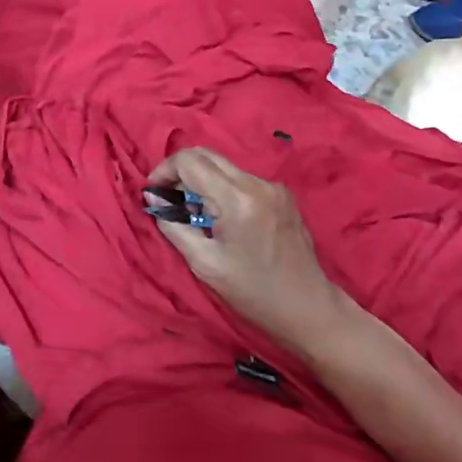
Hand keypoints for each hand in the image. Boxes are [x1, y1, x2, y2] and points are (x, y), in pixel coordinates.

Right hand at [148, 147, 350, 349]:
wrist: (307, 307)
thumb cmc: (253, 293)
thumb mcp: (205, 264)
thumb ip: (175, 227)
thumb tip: (155, 199)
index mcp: (237, 199)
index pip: (190, 161)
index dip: (165, 170)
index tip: (153, 192)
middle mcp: (257, 183)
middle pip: (207, 155)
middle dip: (181, 171)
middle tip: (169, 200)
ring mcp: (273, 186)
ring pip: (225, 166)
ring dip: (203, 181)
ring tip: (196, 215)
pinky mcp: (282, 193)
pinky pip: (242, 179)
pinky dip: (224, 189)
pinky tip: (223, 219)